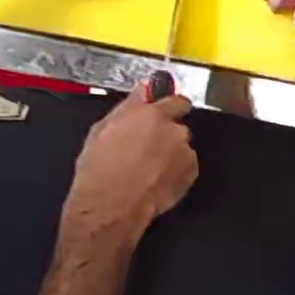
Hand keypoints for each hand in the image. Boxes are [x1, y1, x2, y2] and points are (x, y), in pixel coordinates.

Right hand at [61, 73, 198, 246]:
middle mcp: (176, 132)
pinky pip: (186, 166)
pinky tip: (156, 178)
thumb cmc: (102, 165)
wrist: (115, 203)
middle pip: (178, 127)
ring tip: (148, 167)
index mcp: (153, 116)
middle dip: (166, 134)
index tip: (165, 112)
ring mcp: (186, 154)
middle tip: (146, 147)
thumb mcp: (104, 128)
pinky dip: (175, 170)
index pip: (178, 101)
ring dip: (171, 153)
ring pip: (182, 148)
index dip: (171, 106)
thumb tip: (144, 92)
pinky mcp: (192, 173)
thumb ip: (130, 107)